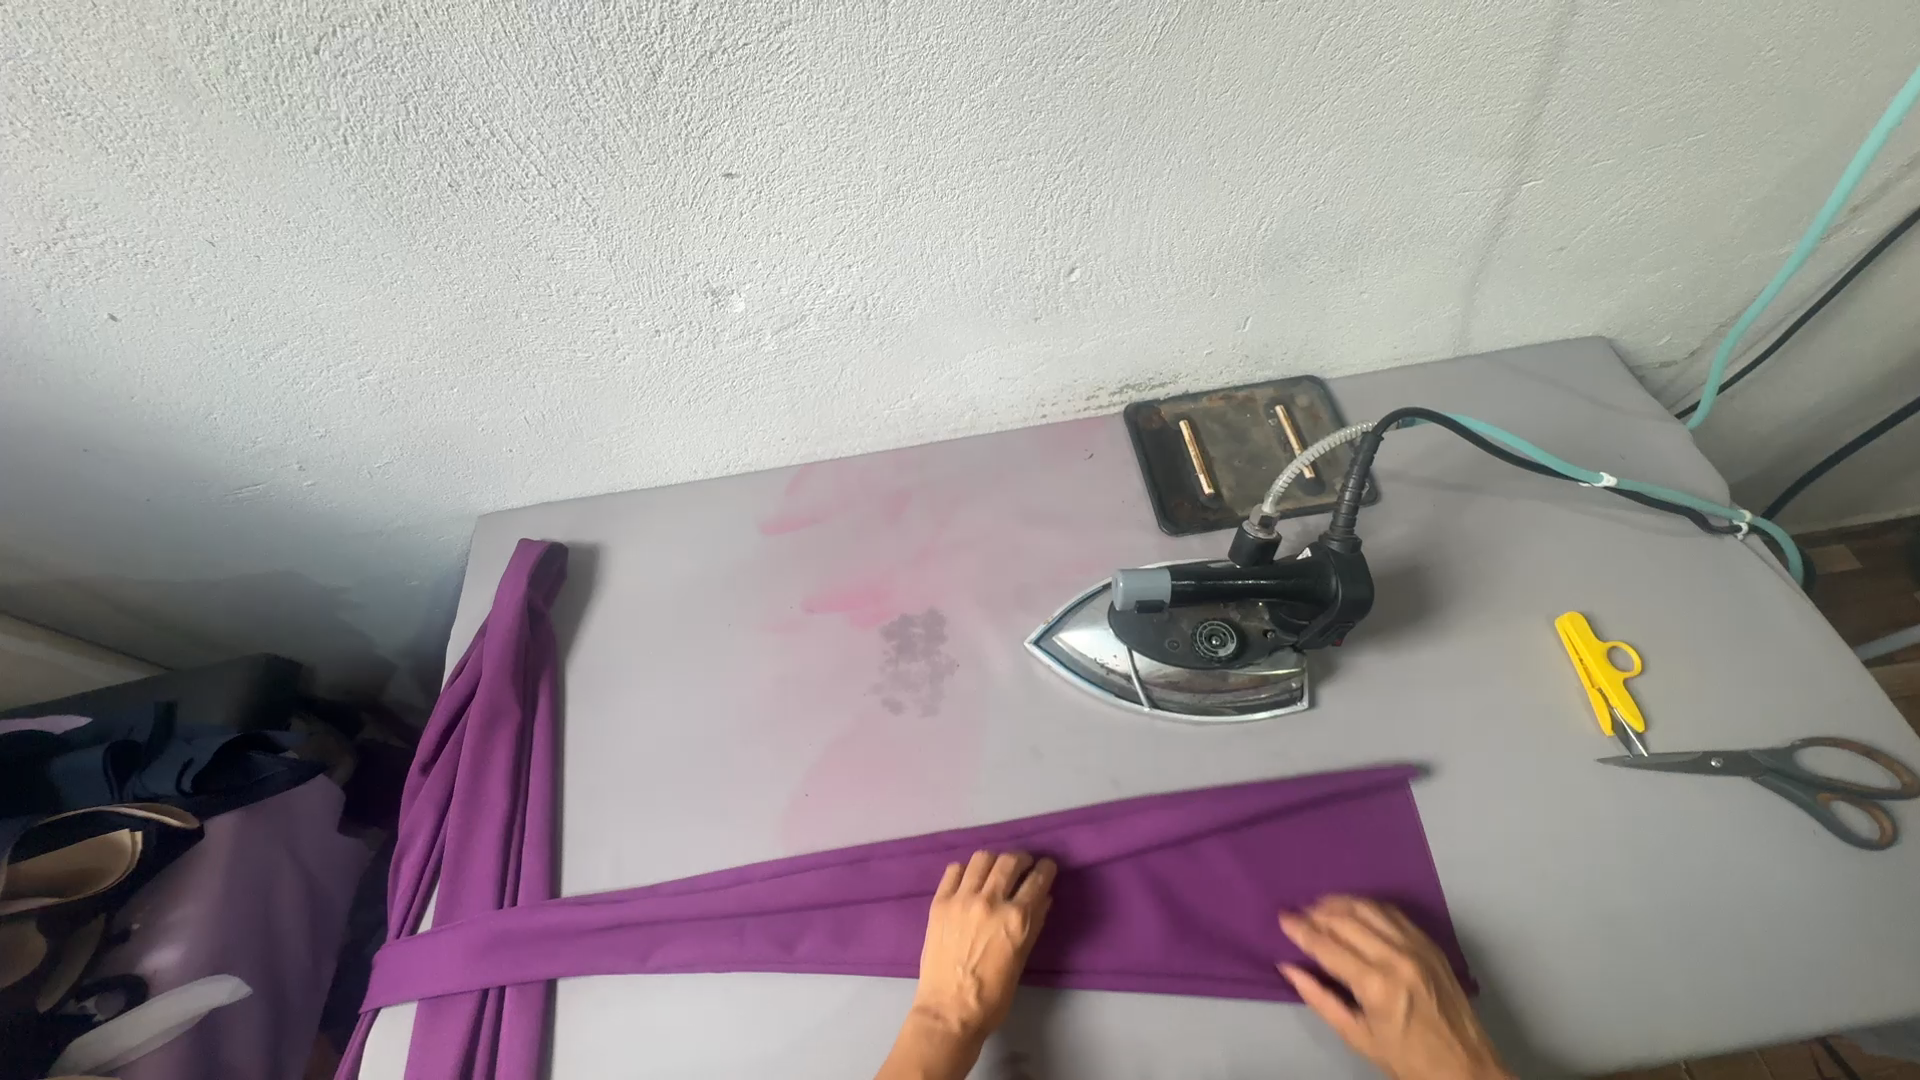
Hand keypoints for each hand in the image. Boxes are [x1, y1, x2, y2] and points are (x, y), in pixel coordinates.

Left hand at [874, 852, 1056, 1079]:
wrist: (948, 1012)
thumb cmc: (992, 996)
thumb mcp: (1022, 960)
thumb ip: (1034, 925)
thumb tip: (1044, 898)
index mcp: (1016, 919)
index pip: (1037, 879)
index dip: (1046, 868)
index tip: (1047, 866)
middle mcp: (990, 901)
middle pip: (1010, 860)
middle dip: (1022, 858)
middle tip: (1023, 864)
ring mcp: (962, 898)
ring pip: (982, 858)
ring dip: (994, 860)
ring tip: (996, 869)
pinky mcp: (940, 902)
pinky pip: (954, 870)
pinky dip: (966, 870)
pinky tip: (969, 880)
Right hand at [1279, 896, 1508, 1079]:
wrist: (1471, 1074)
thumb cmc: (1410, 1063)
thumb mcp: (1358, 1037)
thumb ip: (1320, 998)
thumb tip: (1288, 967)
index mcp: (1375, 985)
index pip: (1326, 945)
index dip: (1300, 929)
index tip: (1282, 917)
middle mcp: (1395, 958)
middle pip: (1344, 919)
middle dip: (1315, 913)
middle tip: (1297, 913)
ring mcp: (1416, 948)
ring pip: (1367, 908)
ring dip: (1338, 902)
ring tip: (1319, 906)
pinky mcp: (1430, 945)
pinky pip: (1391, 913)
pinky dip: (1366, 906)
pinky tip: (1353, 909)